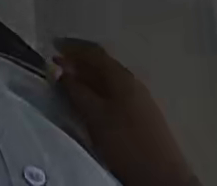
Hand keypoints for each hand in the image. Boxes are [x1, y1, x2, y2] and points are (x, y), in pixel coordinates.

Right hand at [54, 38, 199, 185]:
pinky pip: (114, 94)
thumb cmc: (126, 142)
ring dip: (87, 78)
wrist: (165, 181)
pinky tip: (90, 102)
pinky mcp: (143, 117)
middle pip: (101, 64)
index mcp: (121, 76)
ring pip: (108, 81)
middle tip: (56, 65)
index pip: (93, 51)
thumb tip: (58, 69)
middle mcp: (132, 82)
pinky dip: (98, 92)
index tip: (52, 45)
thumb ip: (74, 89)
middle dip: (78, 62)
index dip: (71, 47)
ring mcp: (140, 100)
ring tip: (69, 84)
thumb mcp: (94, 115)